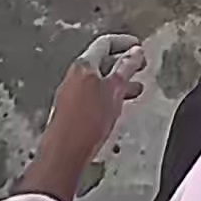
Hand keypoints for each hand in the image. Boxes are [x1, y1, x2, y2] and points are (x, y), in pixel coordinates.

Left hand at [43, 34, 146, 163]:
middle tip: (138, 66)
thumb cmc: (87, 122)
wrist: (63, 158)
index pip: (105, 43)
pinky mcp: (68, 113)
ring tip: (133, 90)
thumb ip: (126, 68)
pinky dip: (106, 96)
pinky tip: (116, 107)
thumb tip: (136, 52)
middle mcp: (73, 77)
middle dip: (122, 64)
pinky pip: (91, 96)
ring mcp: (69, 95)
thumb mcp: (115, 90)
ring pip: (97, 81)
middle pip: (101, 62)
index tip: (137, 46)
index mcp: (83, 66)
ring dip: (116, 82)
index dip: (124, 42)